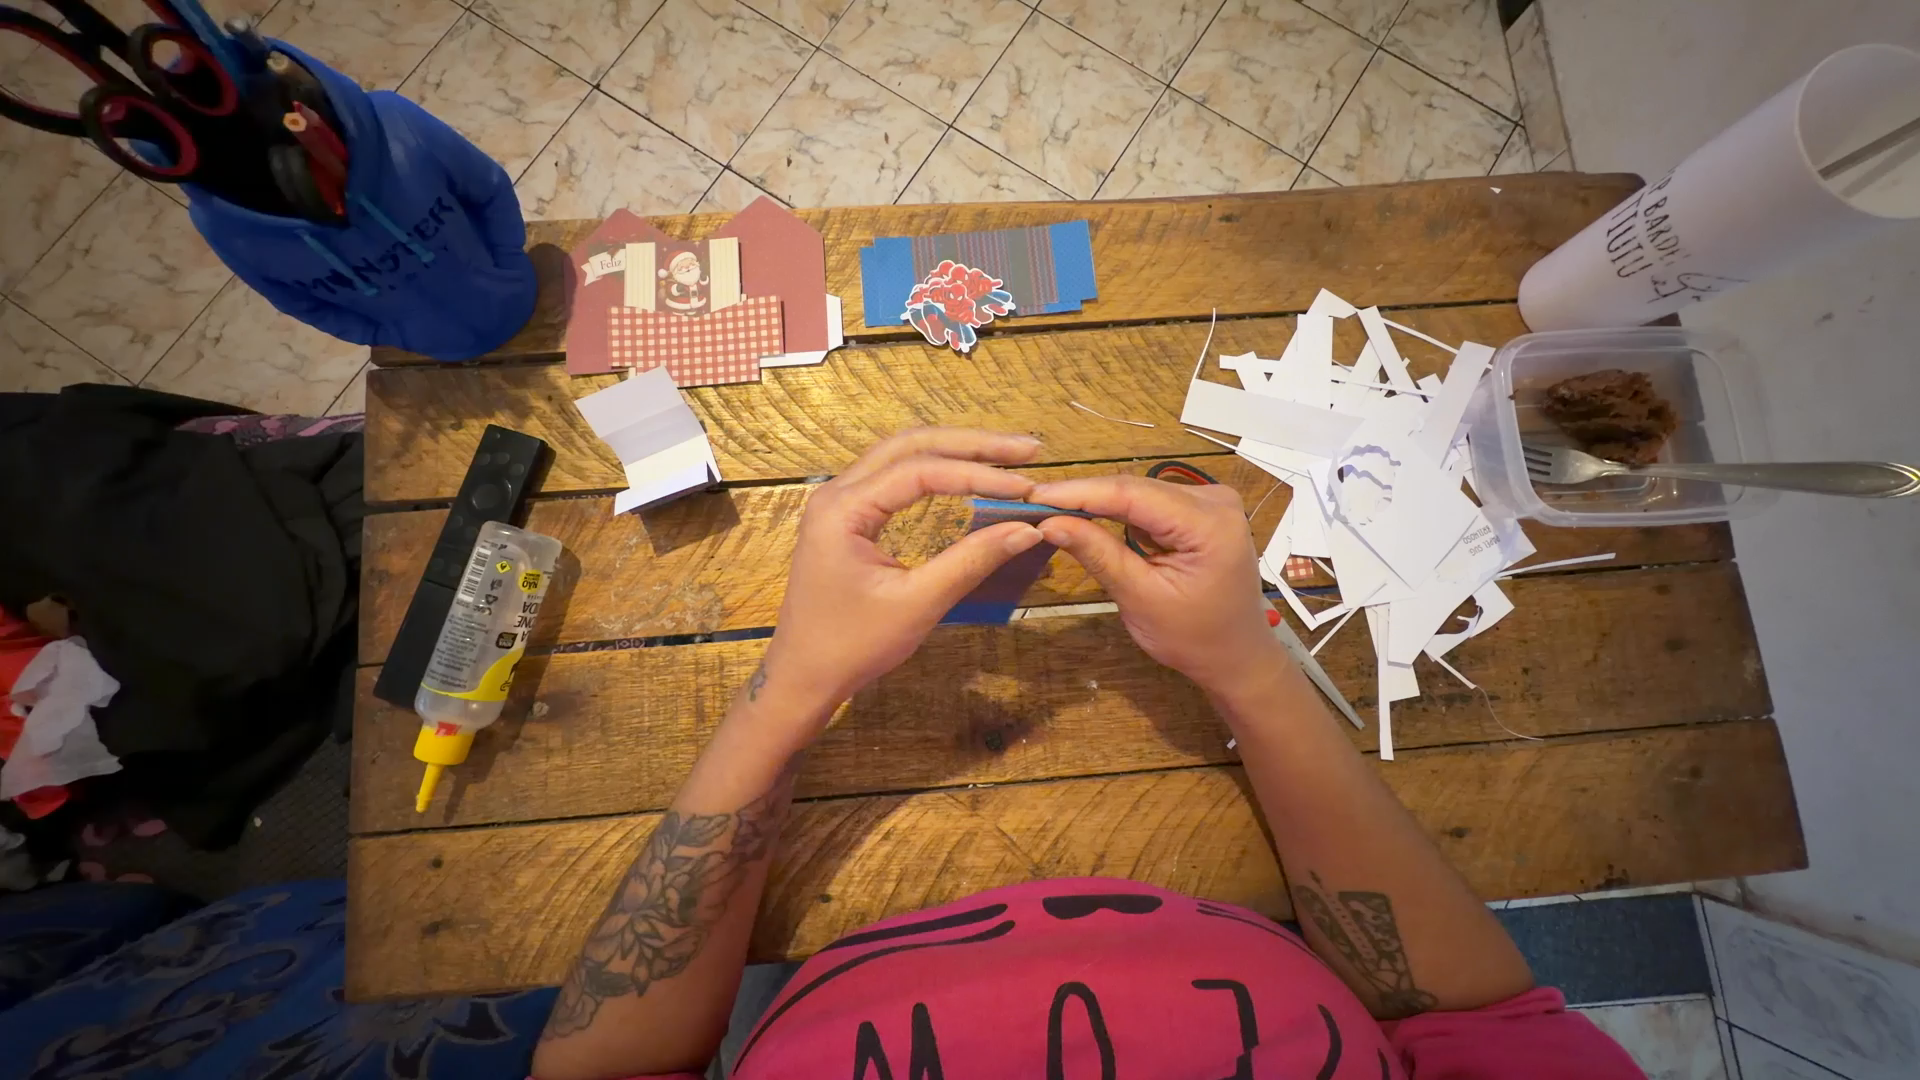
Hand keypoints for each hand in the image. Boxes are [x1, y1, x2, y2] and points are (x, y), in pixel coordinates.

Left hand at [754, 428, 1046, 729]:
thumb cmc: (852, 645)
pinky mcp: (849, 518)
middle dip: (971, 444)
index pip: (920, 471)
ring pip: (903, 456)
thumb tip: (1026, 530)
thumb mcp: (917, 604)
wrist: (803, 675)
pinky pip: (896, 479)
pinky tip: (967, 475)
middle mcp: (837, 492)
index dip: (977, 474)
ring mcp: (840, 503)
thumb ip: (970, 561)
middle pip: (911, 445)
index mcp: (843, 509)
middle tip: (1026, 450)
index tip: (1025, 485)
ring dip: (955, 452)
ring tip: (1006, 456)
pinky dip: (936, 472)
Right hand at [1030, 475, 1279, 696]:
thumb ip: (1098, 554)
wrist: (1236, 656)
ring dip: (1097, 502)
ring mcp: (1210, 502)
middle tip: (1033, 503)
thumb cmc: (1193, 638)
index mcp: (1209, 523)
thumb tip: (1050, 523)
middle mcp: (1214, 499)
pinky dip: (1116, 512)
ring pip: (1139, 493)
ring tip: (1051, 508)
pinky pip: (1149, 504)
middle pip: (1135, 488)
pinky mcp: (1200, 511)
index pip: (1132, 494)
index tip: (1034, 496)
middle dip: (1083, 496)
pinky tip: (1084, 516)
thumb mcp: (1140, 598)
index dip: (1079, 492)